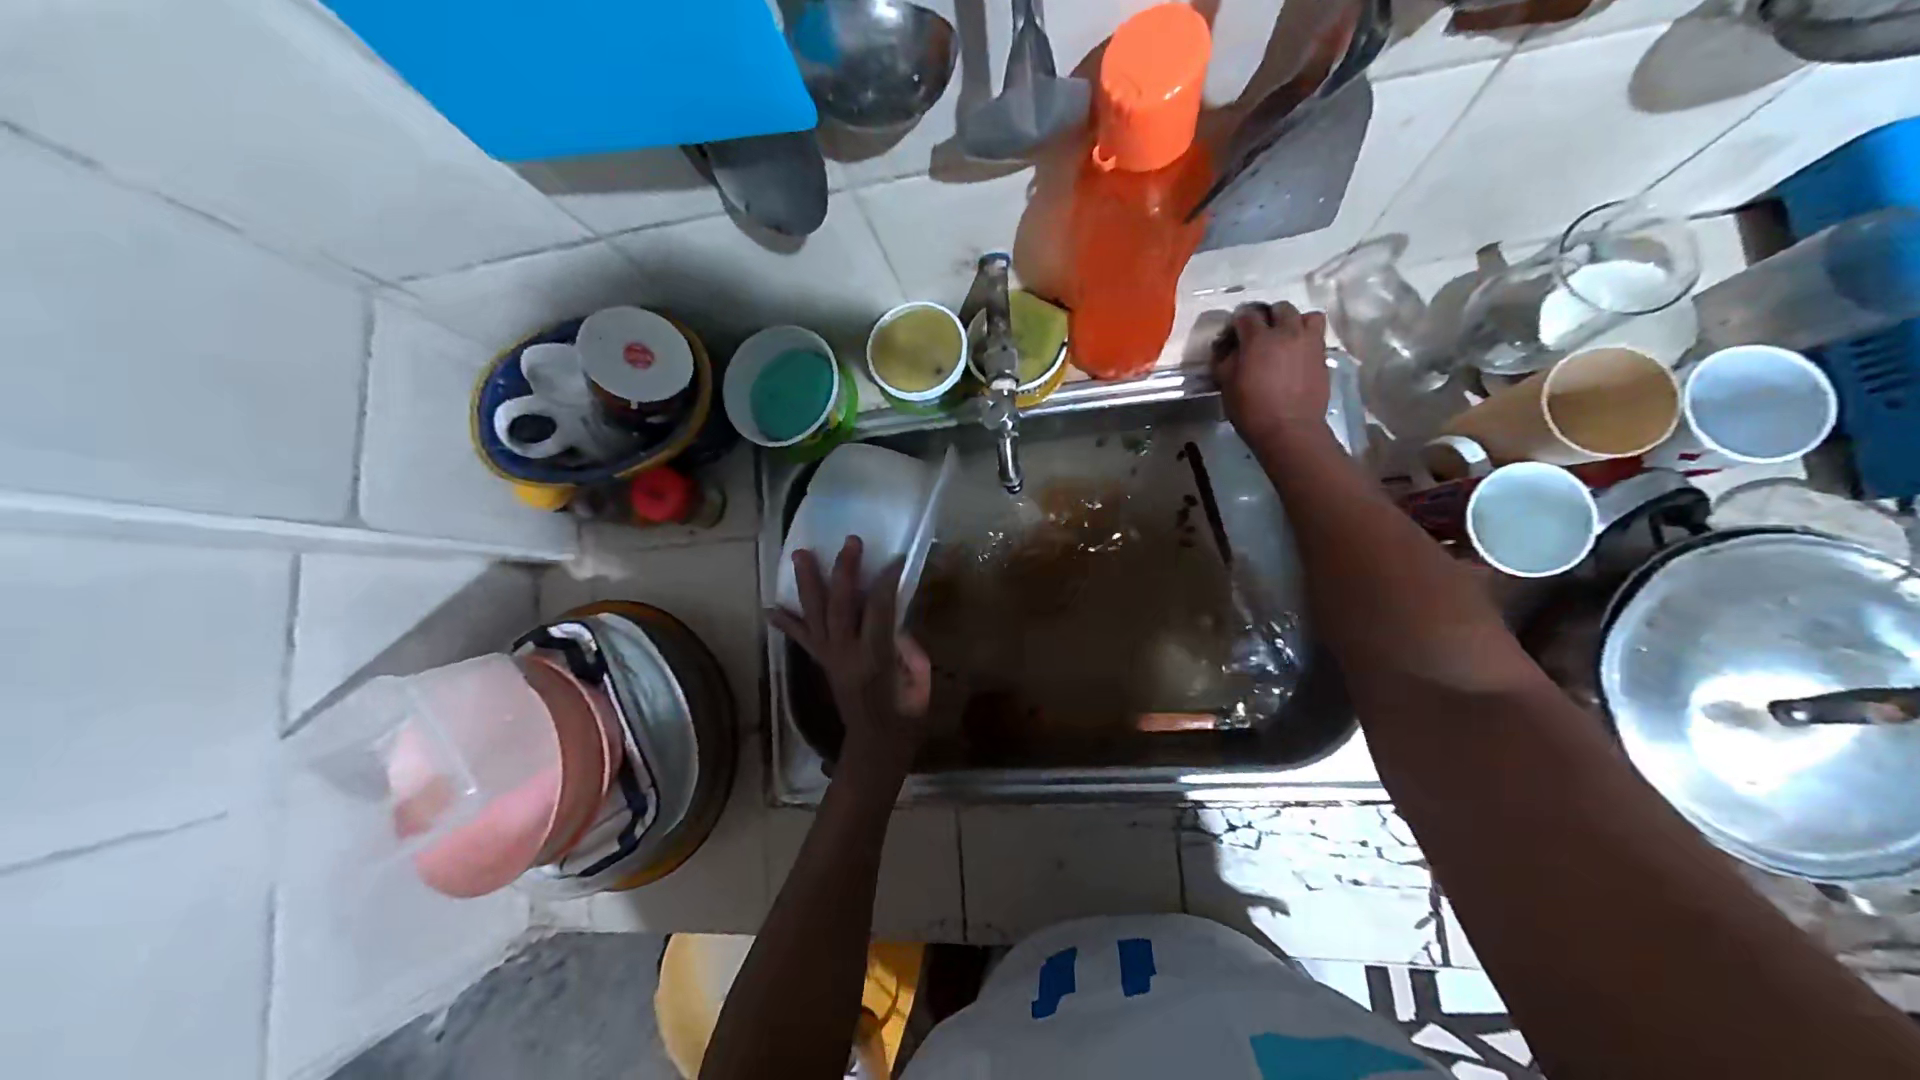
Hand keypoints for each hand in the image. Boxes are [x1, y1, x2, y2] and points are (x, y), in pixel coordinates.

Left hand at [769, 537, 932, 776]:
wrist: (877, 744)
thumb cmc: (907, 714)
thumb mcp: (918, 676)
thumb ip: (904, 643)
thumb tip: (890, 618)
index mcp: (876, 658)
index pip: (878, 608)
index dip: (886, 580)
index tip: (895, 558)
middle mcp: (846, 654)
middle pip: (840, 604)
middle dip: (844, 570)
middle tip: (849, 542)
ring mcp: (830, 658)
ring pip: (815, 615)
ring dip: (807, 583)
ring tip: (798, 554)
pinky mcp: (822, 663)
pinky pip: (803, 639)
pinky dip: (787, 623)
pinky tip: (770, 608)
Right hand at [1213, 301, 1330, 441]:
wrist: (1289, 429)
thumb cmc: (1252, 409)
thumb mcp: (1226, 384)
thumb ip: (1225, 360)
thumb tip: (1228, 348)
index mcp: (1258, 339)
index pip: (1246, 315)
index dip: (1237, 323)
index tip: (1233, 336)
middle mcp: (1287, 332)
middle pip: (1279, 308)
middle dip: (1267, 317)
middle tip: (1259, 335)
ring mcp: (1309, 342)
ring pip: (1305, 315)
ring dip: (1293, 322)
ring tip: (1285, 338)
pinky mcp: (1322, 355)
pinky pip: (1316, 334)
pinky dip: (1306, 337)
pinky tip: (1297, 353)